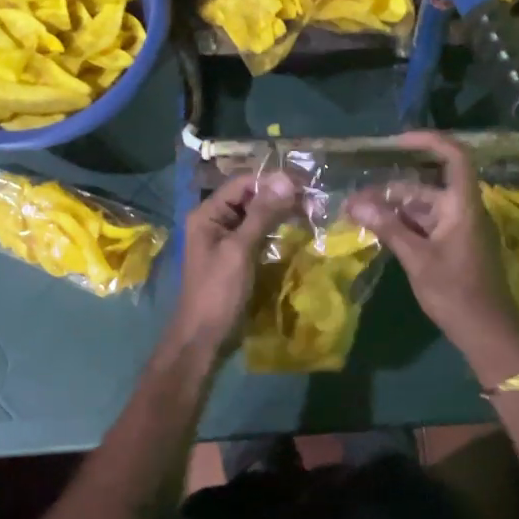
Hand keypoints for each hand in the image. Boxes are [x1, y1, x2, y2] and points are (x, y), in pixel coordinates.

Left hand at [170, 172, 297, 354]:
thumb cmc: (218, 292)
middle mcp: (214, 221)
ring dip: (281, 214)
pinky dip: (276, 232)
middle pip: (250, 198)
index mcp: (207, 213)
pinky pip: (258, 235)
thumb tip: (286, 179)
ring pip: (256, 216)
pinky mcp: (236, 257)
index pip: (243, 183)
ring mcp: (225, 240)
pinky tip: (297, 233)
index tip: (305, 185)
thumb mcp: (240, 250)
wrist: (204, 338)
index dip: (273, 181)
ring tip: (311, 214)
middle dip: (280, 197)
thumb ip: (262, 213)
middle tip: (314, 202)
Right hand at [343, 132, 518, 380]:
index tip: (396, 141)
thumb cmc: (457, 293)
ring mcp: (461, 230)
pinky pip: (427, 226)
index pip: (455, 157)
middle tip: (354, 200)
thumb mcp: (418, 259)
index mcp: (463, 206)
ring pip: (424, 208)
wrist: (489, 336)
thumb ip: (388, 227)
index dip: (429, 141)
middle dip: (390, 190)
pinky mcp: (456, 248)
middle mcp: (464, 211)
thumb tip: (356, 203)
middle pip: (427, 187)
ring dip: (393, 210)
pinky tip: (379, 233)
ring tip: (359, 216)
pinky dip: (404, 226)